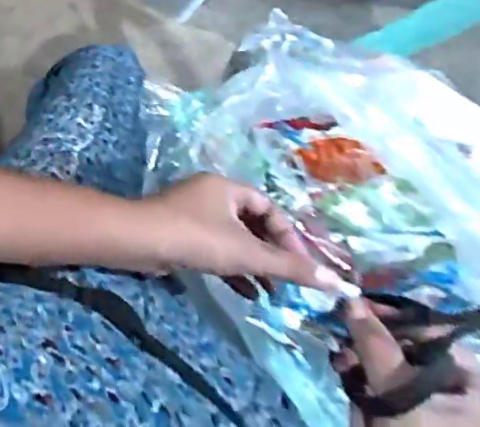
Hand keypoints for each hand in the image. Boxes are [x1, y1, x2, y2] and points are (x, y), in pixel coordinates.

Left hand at [141, 174, 343, 292]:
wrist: (141, 240)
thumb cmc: (197, 237)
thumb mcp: (249, 253)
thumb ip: (291, 267)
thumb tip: (338, 283)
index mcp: (225, 187)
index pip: (268, 206)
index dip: (288, 235)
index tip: (302, 265)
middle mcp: (209, 194)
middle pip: (252, 222)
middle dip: (273, 252)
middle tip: (290, 280)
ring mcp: (193, 213)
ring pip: (234, 238)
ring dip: (255, 264)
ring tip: (274, 293)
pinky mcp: (181, 233)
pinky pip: (216, 249)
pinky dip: (234, 268)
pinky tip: (249, 293)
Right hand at [340, 299, 479, 424]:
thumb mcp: (398, 392)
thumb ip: (374, 341)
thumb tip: (350, 296)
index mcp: (476, 385)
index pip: (433, 331)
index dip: (394, 315)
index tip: (355, 307)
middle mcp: (461, 393)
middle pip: (411, 348)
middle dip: (371, 340)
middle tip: (341, 337)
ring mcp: (437, 410)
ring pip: (393, 367)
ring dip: (362, 359)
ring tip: (340, 364)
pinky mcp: (412, 419)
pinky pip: (388, 388)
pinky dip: (366, 380)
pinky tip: (347, 380)